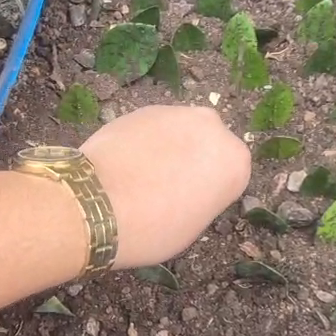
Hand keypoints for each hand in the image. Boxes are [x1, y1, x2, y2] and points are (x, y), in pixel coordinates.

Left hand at [79, 105, 250, 268]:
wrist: (99, 202)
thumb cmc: (154, 227)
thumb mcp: (193, 224)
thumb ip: (203, 196)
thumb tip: (189, 186)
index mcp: (235, 161)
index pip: (229, 175)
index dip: (209, 191)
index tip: (191, 203)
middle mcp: (213, 128)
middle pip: (208, 146)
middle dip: (193, 160)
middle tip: (167, 187)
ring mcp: (177, 112)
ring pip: (180, 133)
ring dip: (168, 148)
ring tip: (141, 176)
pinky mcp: (144, 108)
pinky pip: (153, 128)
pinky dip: (144, 141)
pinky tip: (125, 163)